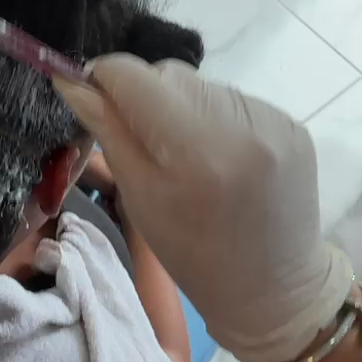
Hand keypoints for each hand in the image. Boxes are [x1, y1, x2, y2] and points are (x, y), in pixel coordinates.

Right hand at [56, 55, 352, 361]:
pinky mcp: (289, 122)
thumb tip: (72, 79)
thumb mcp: (137, 196)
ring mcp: (270, 118)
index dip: (103, 79)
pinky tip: (218, 156)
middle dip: (143, 96)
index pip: (131, 73)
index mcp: (194, 148)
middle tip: (144, 142)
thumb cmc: (191, 252)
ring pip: (198, 84)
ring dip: (179, 106)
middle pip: (166, 73)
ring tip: (186, 154)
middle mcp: (238, 121)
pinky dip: (212, 117)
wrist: (274, 288)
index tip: (94, 101)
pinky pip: (230, 99)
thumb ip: (106, 129)